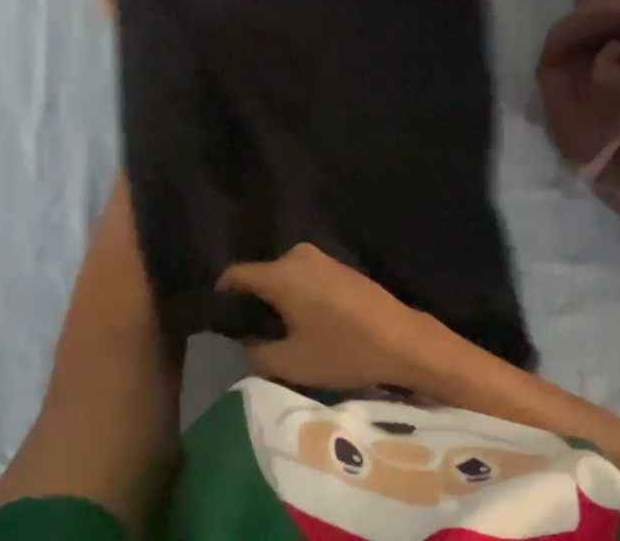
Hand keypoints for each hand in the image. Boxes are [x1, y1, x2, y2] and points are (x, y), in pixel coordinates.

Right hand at [216, 243, 462, 390]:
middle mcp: (296, 256)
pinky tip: (305, 322)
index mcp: (280, 273)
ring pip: (283, 277)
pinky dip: (297, 296)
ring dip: (277, 300)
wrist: (403, 341)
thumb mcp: (291, 363)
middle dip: (252, 302)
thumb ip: (256, 352)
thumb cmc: (343, 351)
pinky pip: (303, 277)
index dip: (221, 297)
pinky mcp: (338, 266)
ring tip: (277, 331)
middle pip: (260, 276)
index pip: (234, 276)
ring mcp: (321, 258)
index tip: (216, 320)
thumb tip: (244, 341)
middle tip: (249, 333)